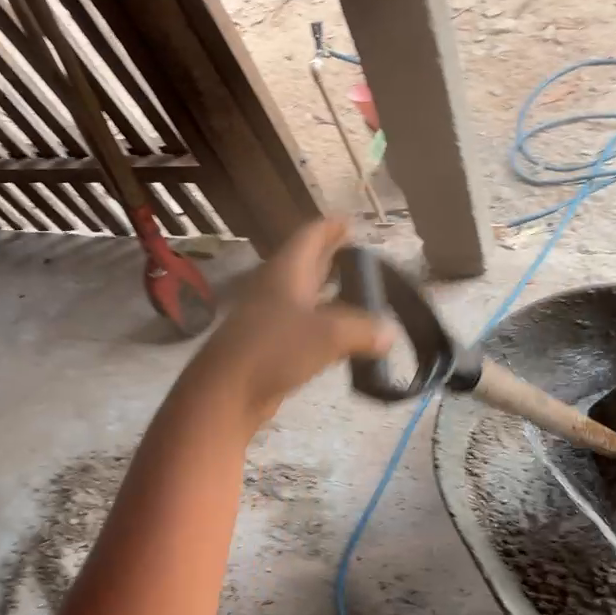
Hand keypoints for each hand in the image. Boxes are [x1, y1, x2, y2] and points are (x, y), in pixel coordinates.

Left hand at [184, 217, 393, 426]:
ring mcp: (269, 320)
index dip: (329, 227)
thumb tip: (389, 333)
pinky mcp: (269, 349)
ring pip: (305, 298)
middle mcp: (276, 290)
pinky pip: (302, 328)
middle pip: (306, 265)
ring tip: (357, 293)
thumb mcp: (328, 335)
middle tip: (357, 252)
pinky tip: (340, 336)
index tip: (349, 221)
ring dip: (329, 293)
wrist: (226, 393)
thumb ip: (363, 330)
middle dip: (331, 257)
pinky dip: (323, 325)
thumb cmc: (274, 351)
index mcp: (286, 272)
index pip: (309, 237)